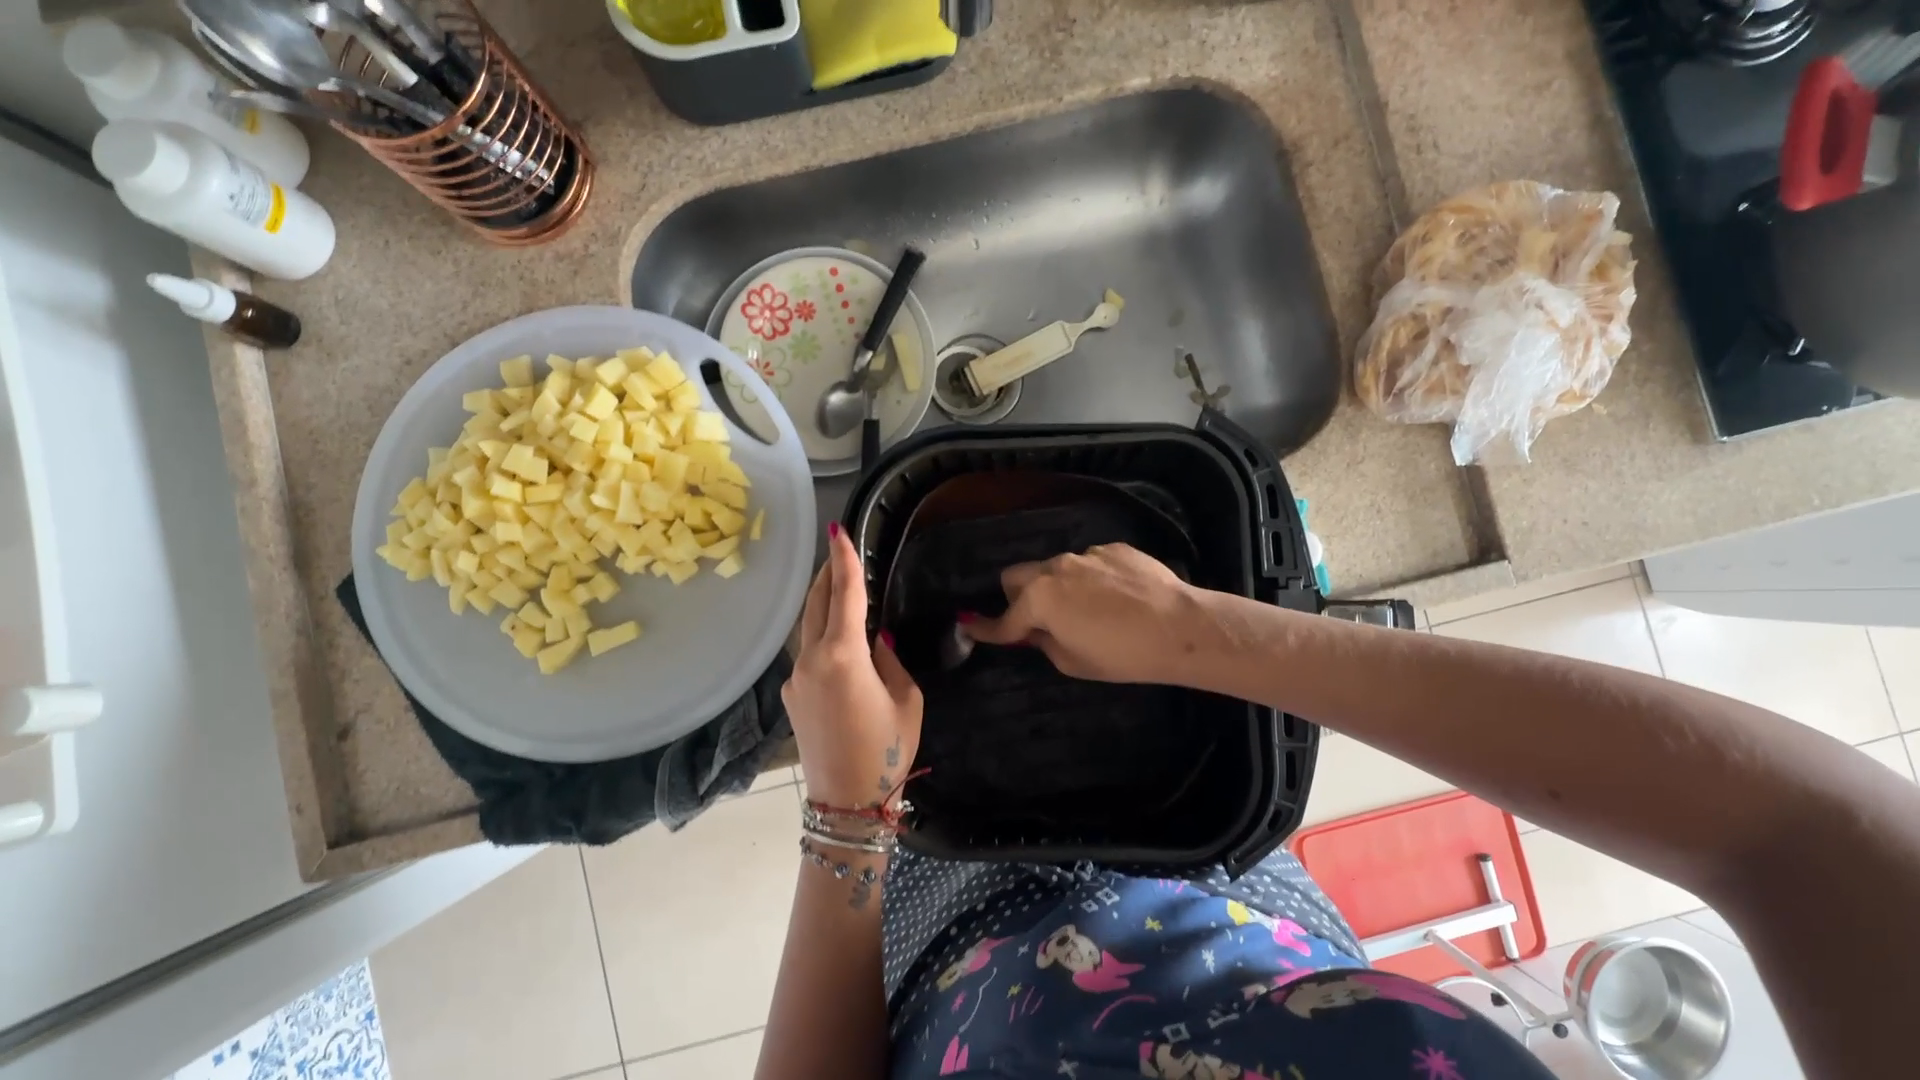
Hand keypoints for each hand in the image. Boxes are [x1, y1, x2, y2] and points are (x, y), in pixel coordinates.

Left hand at [783, 524, 922, 808]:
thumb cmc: (887, 751)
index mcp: (843, 655)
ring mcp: (796, 679)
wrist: (846, 803)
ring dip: (821, 604)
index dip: (844, 560)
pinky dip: (820, 637)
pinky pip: (807, 655)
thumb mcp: (906, 700)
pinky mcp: (791, 697)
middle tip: (838, 550)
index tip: (839, 530)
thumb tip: (875, 641)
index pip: (845, 594)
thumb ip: (889, 661)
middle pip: (815, 604)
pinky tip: (838, 644)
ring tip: (838, 589)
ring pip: (807, 628)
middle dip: (826, 575)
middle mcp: (811, 659)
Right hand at [964, 543, 1212, 684]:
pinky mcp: (1114, 549)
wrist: (1179, 627)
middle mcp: (1055, 569)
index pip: (1003, 619)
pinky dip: (1092, 580)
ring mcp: (1086, 554)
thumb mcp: (1073, 662)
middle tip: (1040, 621)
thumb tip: (1036, 631)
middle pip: (1017, 577)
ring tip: (1090, 610)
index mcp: (1039, 599)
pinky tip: (1119, 599)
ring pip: (1056, 568)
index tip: (969, 627)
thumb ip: (1044, 642)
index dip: (985, 629)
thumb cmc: (1122, 654)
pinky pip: (1090, 563)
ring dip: (1059, 587)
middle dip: (1019, 598)